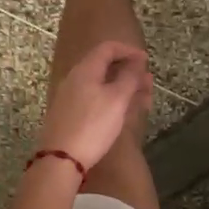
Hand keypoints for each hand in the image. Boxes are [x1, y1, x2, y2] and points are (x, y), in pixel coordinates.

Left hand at [38, 41, 152, 169]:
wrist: (60, 160)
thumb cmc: (93, 125)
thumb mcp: (117, 100)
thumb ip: (129, 77)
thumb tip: (137, 61)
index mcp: (85, 69)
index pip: (108, 48)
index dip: (129, 51)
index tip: (146, 61)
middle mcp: (75, 78)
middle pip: (105, 66)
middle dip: (129, 72)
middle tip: (148, 84)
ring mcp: (69, 97)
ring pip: (101, 85)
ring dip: (123, 88)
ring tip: (143, 100)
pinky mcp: (68, 114)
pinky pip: (94, 98)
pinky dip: (111, 100)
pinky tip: (123, 113)